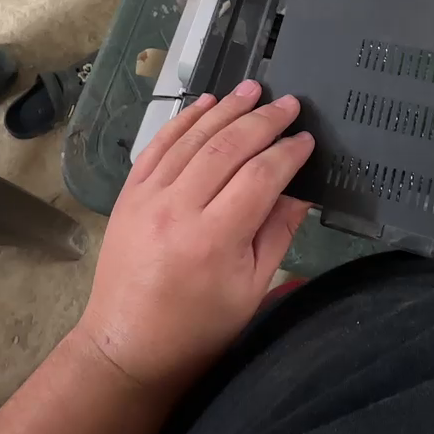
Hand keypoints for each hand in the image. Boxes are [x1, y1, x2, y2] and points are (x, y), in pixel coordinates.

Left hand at [74, 81, 313, 391]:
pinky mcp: (129, 192)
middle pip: (228, 148)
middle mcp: (178, 210)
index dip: (288, 153)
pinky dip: (184, 119)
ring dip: (227, 109)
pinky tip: (207, 103)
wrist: (126, 345)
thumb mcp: (251, 290)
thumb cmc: (198, 327)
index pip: (260, 177)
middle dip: (264, 120)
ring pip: (194, 138)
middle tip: (290, 103)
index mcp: (214, 240)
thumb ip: (277, 233)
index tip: (307, 139)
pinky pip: (159, 144)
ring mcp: (148, 197)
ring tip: (254, 89)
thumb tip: (302, 189)